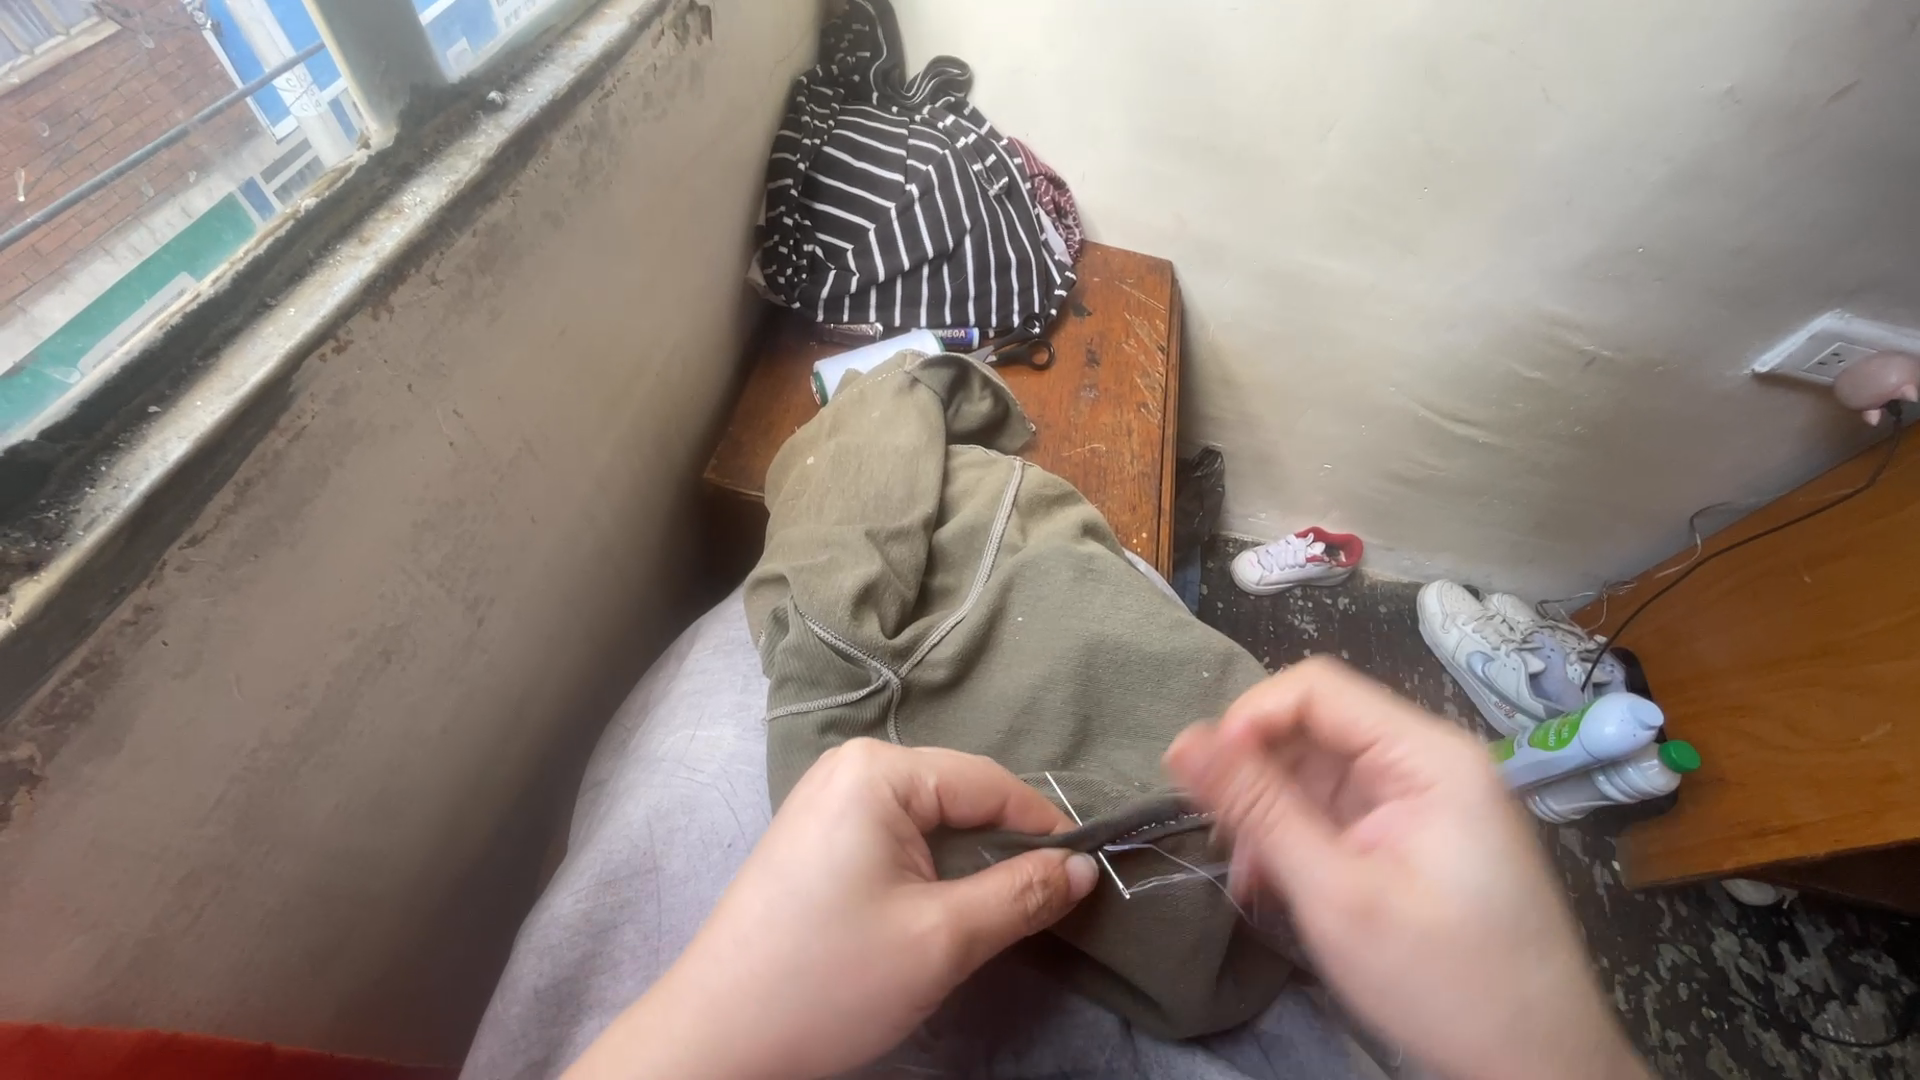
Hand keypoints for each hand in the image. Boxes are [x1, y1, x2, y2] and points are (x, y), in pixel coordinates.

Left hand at [565, 738, 1098, 1079]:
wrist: (714, 1040)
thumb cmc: (831, 979)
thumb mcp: (942, 939)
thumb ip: (1021, 894)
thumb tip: (1084, 867)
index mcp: (878, 769)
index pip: (986, 781)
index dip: (1041, 825)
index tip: (1084, 872)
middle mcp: (852, 764)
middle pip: (958, 794)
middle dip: (1002, 844)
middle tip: (1041, 900)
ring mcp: (829, 796)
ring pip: (930, 816)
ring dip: (967, 859)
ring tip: (992, 909)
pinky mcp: (819, 830)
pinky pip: (897, 832)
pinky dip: (930, 865)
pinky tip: (936, 904)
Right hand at [1164, 657, 1646, 1079]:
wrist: (1540, 1073)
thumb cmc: (1446, 985)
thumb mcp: (1335, 894)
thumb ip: (1256, 808)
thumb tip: (1180, 741)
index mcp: (1427, 756)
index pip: (1316, 689)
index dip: (1250, 718)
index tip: (1206, 776)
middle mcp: (1422, 758)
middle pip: (1310, 725)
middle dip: (1253, 772)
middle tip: (1221, 834)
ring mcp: (1413, 793)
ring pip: (1308, 765)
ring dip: (1264, 808)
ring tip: (1246, 871)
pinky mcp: (1401, 826)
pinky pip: (1325, 802)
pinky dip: (1287, 831)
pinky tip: (1270, 878)